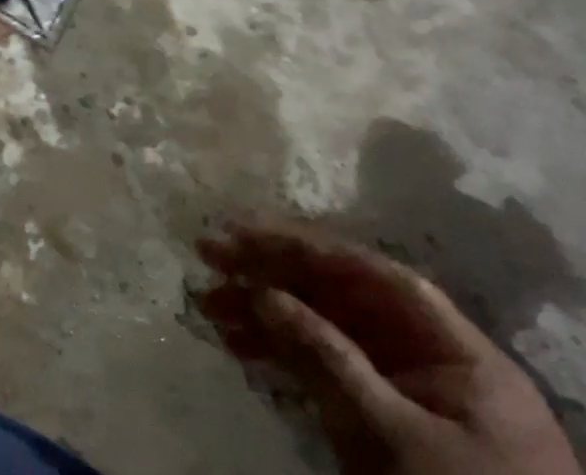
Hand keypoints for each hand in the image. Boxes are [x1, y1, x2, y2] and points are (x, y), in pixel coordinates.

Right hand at [197, 220, 579, 474]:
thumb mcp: (384, 429)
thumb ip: (325, 357)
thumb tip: (264, 294)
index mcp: (455, 351)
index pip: (375, 276)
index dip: (307, 248)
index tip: (244, 233)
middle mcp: (431, 357)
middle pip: (344, 296)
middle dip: (273, 272)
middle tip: (207, 252)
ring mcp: (407, 387)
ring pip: (325, 328)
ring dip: (264, 311)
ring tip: (207, 304)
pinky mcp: (383, 414)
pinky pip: (324, 363)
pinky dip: (278, 349)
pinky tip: (237, 344)